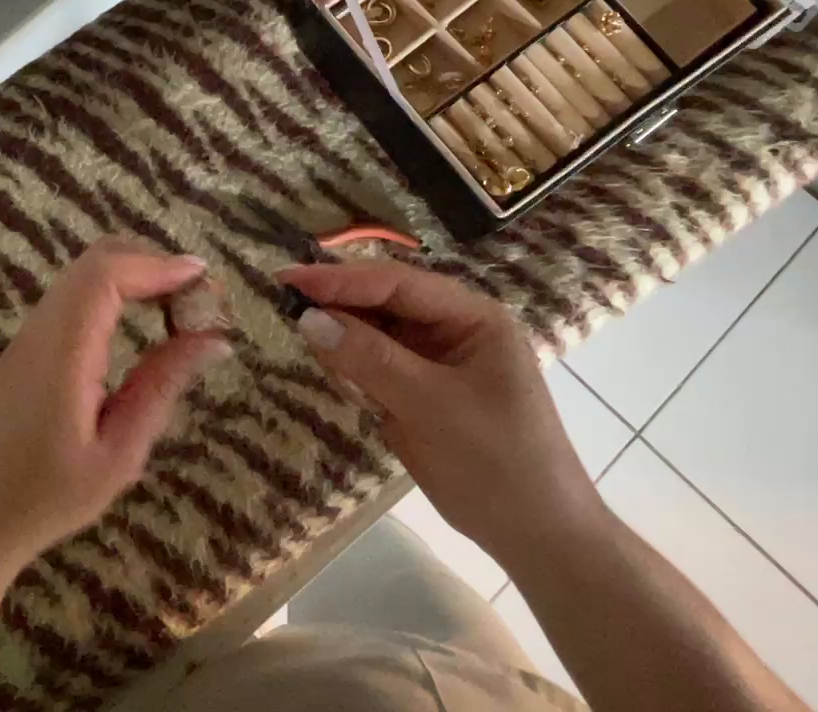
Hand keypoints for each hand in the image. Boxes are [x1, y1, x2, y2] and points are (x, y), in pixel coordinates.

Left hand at [0, 240, 231, 585]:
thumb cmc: (45, 497)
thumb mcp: (119, 453)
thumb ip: (162, 386)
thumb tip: (213, 339)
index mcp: (62, 351)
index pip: (107, 275)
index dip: (158, 265)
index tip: (205, 280)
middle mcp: (41, 328)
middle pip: (96, 260)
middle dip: (152, 262)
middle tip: (198, 295)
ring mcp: (30, 334)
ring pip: (84, 274)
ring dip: (135, 275)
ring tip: (179, 309)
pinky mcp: (28, 346)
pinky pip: (75, 296)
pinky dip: (115, 291)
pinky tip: (142, 323)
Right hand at [280, 260, 607, 562]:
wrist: (535, 537)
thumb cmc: (496, 462)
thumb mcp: (432, 406)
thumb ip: (370, 359)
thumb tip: (308, 318)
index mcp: (472, 317)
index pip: (398, 283)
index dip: (341, 279)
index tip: (289, 279)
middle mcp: (452, 329)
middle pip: (383, 302)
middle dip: (337, 302)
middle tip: (282, 299)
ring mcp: (434, 361)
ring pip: (374, 333)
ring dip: (340, 333)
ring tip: (299, 328)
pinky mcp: (418, 392)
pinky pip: (374, 366)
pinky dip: (349, 365)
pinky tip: (329, 365)